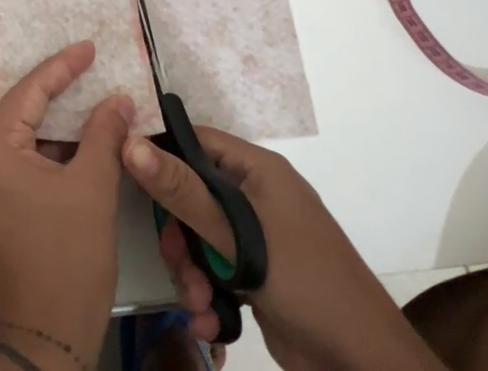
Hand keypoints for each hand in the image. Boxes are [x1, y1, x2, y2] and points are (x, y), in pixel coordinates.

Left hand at [0, 41, 134, 370]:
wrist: (46, 331)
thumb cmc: (67, 259)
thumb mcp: (92, 188)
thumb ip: (103, 134)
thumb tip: (116, 99)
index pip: (27, 93)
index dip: (61, 67)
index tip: (88, 47)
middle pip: (21, 111)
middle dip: (58, 90)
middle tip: (90, 66)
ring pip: (24, 137)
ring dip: (59, 122)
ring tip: (94, 99)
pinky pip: (24, 160)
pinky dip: (53, 148)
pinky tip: (83, 140)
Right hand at [123, 127, 444, 370]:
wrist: (361, 361)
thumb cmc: (303, 281)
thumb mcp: (235, 235)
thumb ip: (180, 190)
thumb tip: (128, 140)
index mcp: (258, 171)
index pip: (195, 141)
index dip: (159, 155)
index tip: (125, 178)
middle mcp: (256, 196)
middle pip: (190, 197)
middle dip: (177, 238)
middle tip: (178, 263)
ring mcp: (257, 238)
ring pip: (197, 239)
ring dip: (190, 275)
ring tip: (199, 304)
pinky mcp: (256, 275)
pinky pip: (213, 270)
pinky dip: (206, 294)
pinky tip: (210, 322)